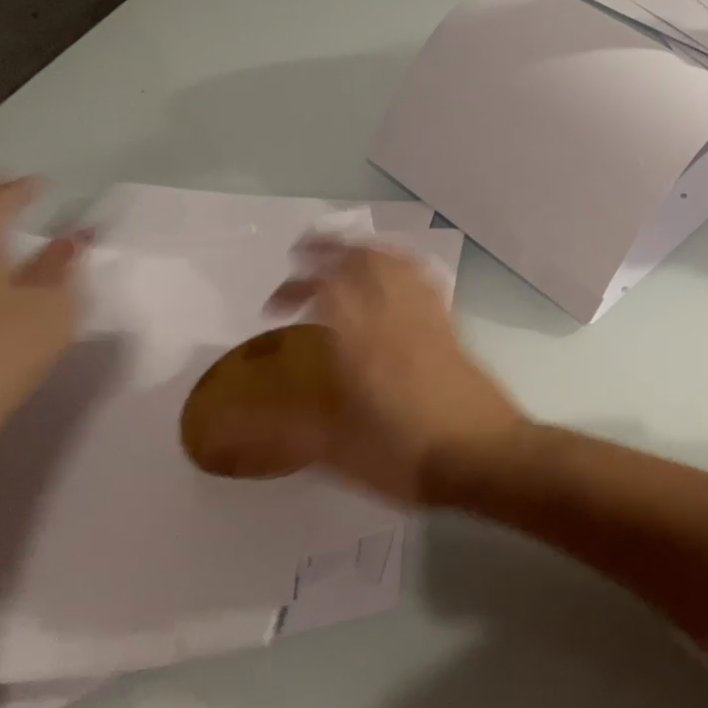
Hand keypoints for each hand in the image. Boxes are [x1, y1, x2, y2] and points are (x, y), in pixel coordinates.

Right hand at [207, 242, 529, 505]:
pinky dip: (404, 267)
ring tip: (345, 261)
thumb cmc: (407, 456)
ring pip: (401, 263)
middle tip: (304, 261)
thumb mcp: (336, 451)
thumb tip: (221, 424)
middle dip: (332, 251)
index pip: (329, 285)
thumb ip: (281, 429)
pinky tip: (395, 282)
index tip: (275, 304)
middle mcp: (399, 318)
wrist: (486, 456)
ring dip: (369, 253)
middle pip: (367, 260)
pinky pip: (427, 281)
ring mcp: (432, 319)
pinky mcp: (455, 329)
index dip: (298, 282)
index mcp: (363, 341)